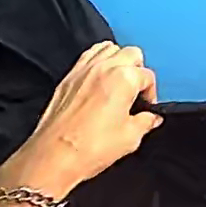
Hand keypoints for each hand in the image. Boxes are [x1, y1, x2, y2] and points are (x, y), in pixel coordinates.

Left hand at [0, 42, 161, 200]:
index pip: (148, 76)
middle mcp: (104, 67)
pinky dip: (97, 60)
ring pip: (109, 48)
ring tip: (119, 81)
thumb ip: (145, 122)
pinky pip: (88, 55)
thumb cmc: (89, 147)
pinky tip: (99, 79)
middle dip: (138, 70)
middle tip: (136, 91)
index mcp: (124, 78)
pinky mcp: (68, 77)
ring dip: (118, 60)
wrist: (53, 158)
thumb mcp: (130, 138)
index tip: (147, 107)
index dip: (151, 93)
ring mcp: (84, 70)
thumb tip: (151, 118)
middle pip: (132, 53)